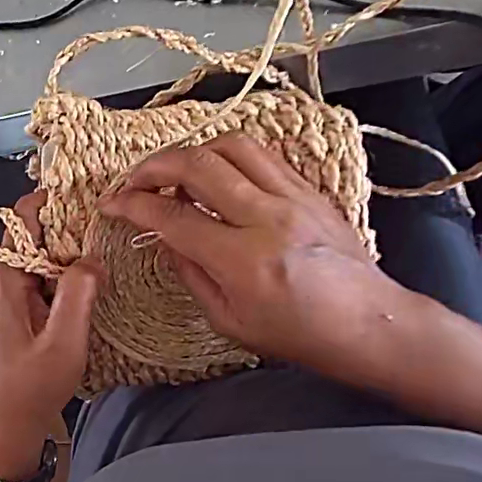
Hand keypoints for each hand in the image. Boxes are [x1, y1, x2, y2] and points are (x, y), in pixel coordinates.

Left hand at [0, 192, 100, 477]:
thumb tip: (92, 257)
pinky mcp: (19, 306)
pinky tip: (89, 278)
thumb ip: (78, 293)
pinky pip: (43, 274)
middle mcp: (3, 279)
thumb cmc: (36, 385)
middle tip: (105, 224)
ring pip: (40, 254)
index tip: (84, 195)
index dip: (50, 200)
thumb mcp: (65, 340)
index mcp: (7, 279)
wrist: (14, 421)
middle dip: (67, 224)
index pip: (21, 219)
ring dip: (69, 248)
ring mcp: (10, 293)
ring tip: (104, 246)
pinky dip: (65, 269)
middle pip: (33, 233)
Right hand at [99, 134, 440, 393]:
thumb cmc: (299, 335)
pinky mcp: (309, 189)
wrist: (370, 324)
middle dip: (153, 166)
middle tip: (135, 180)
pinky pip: (262, 154)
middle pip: (198, 166)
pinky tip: (217, 171)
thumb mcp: (230, 321)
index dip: (133, 206)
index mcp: (243, 261)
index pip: (173, 218)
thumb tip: (165, 238)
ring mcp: (292, 197)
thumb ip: (191, 274)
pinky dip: (229, 154)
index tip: (112, 204)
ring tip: (176, 172)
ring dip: (192, 152)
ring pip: (231, 146)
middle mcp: (266, 218)